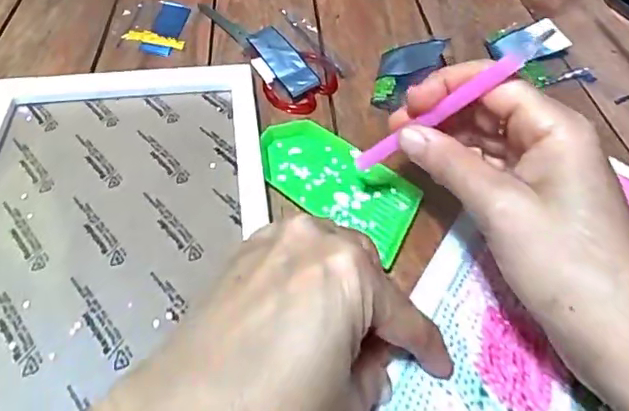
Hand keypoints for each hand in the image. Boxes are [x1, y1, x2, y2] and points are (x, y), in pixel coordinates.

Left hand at [99, 216, 451, 410]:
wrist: (190, 399)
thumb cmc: (275, 401)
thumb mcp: (344, 400)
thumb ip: (372, 374)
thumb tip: (374, 360)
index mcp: (348, 270)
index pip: (404, 312)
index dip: (427, 345)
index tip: (438, 363)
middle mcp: (315, 235)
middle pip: (367, 265)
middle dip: (378, 305)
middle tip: (376, 351)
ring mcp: (277, 234)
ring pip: (331, 248)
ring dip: (343, 283)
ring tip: (336, 330)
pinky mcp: (248, 244)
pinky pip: (295, 250)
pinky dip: (308, 273)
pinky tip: (299, 311)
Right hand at [390, 61, 628, 410]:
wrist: (626, 347)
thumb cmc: (565, 263)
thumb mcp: (500, 207)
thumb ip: (449, 162)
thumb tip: (405, 133)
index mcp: (555, 126)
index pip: (493, 84)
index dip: (447, 87)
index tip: (408, 102)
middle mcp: (552, 139)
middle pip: (489, 107)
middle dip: (441, 112)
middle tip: (396, 126)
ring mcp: (547, 171)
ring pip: (488, 137)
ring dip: (447, 138)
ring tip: (405, 144)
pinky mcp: (540, 201)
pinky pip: (494, 167)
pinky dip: (462, 164)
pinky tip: (433, 167)